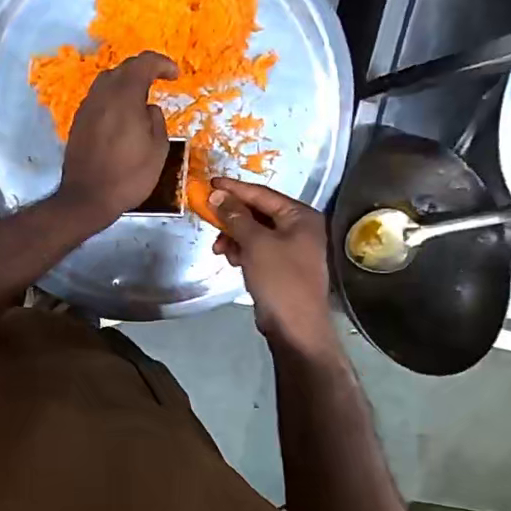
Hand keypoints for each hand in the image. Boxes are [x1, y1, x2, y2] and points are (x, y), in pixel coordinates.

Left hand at [57, 51, 178, 222]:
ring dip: (125, 83)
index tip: (175, 75)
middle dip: (143, 70)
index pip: (143, 64)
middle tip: (159, 81)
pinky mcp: (78, 123)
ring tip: (140, 98)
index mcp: (124, 97)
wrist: (88, 198)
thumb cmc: (129, 176)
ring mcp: (86, 109)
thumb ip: (156, 121)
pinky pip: (98, 100)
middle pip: (122, 69)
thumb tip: (148, 109)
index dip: (162, 63)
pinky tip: (121, 115)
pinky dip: (112, 99)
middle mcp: (102, 96)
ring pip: (106, 82)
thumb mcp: (158, 150)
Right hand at [209, 177, 337, 352]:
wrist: (295, 326)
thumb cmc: (280, 279)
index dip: (234, 189)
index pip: (262, 194)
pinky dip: (242, 250)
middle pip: (258, 212)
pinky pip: (257, 248)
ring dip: (234, 237)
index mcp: (301, 216)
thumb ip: (236, 216)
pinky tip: (232, 260)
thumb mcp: (255, 243)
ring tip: (220, 250)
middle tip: (209, 220)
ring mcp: (292, 248)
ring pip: (254, 232)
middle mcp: (300, 227)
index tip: (209, 184)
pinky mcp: (282, 265)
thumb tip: (217, 195)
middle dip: (232, 218)